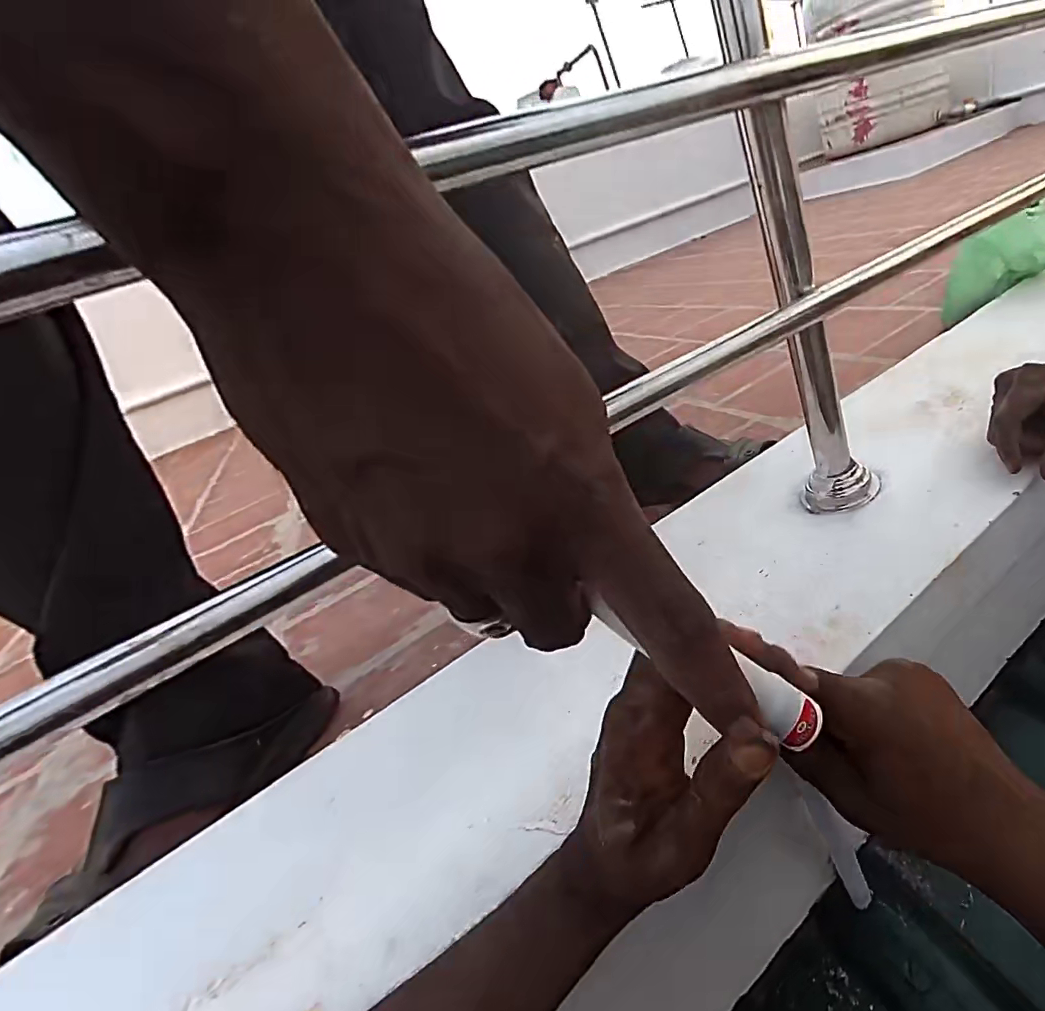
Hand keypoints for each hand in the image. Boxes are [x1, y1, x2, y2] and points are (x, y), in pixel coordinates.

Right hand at [185, 172, 759, 735]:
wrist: (303, 256)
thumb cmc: (457, 299)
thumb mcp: (564, 391)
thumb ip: (584, 483)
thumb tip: (584, 533)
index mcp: (576, 503)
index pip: (665, 616)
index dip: (708, 676)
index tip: (741, 720)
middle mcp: (503, 551)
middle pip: (553, 628)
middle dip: (559, 595)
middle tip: (546, 532)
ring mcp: (419, 558)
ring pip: (481, 605)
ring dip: (492, 570)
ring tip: (464, 482)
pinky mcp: (350, 549)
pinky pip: (419, 575)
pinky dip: (431, 545)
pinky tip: (407, 472)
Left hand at [554, 654, 777, 918]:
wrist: (603, 867)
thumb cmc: (637, 861)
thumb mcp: (684, 842)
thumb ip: (719, 791)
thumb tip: (761, 739)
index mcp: (636, 726)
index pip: (674, 661)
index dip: (727, 656)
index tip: (778, 674)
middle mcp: (636, 700)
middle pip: (683, 644)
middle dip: (742, 648)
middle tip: (791, 674)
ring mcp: (645, 698)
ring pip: (690, 649)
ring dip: (740, 655)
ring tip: (786, 677)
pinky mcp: (658, 704)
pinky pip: (693, 667)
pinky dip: (731, 669)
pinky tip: (763, 684)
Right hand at [724, 625, 1044, 883]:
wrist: (1002, 817)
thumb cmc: (924, 818)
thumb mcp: (853, 798)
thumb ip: (807, 754)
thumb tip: (770, 723)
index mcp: (866, 705)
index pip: (799, 676)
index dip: (761, 660)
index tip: (727, 636)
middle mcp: (887, 674)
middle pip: (827, 686)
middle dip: (819, 714)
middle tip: (836, 760)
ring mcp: (911, 671)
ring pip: (855, 689)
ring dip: (850, 714)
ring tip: (881, 761)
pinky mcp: (928, 677)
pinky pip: (881, 688)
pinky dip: (876, 710)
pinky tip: (901, 746)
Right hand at [987, 360, 1044, 480]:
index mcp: (1029, 381)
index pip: (1007, 419)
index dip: (1008, 447)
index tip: (1015, 467)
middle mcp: (1009, 382)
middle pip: (1002, 430)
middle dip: (1026, 444)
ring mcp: (1002, 390)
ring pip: (1000, 432)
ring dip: (1023, 441)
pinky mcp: (999, 398)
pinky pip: (1000, 429)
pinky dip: (1019, 435)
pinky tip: (1036, 425)